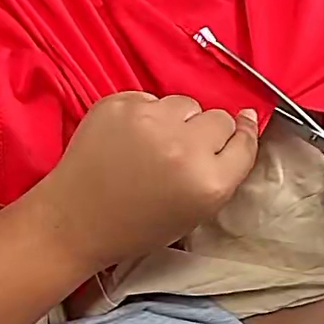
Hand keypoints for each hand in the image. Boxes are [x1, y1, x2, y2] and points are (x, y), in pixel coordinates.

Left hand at [24, 92, 259, 270]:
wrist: (77, 220)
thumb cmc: (139, 224)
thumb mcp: (197, 211)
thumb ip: (226, 170)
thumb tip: (246, 119)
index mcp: (208, 183)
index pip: (244, 141)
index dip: (240, 136)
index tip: (237, 131)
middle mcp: (184, 148)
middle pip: (219, 118)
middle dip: (205, 133)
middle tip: (181, 155)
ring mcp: (149, 122)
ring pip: (186, 103)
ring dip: (177, 120)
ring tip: (152, 147)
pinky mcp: (119, 105)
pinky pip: (151, 99)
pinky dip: (145, 116)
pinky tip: (129, 140)